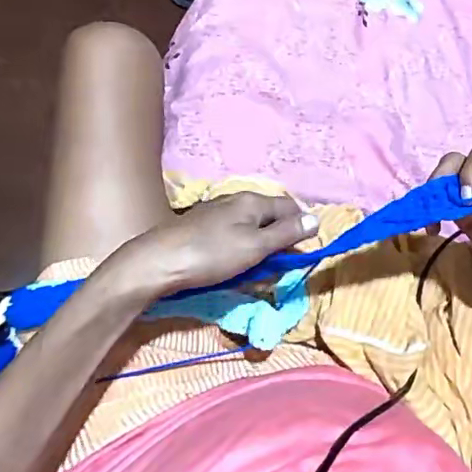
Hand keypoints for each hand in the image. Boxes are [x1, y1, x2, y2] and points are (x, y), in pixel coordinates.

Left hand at [105, 192, 318, 300]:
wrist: (154, 263)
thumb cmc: (210, 255)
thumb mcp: (256, 247)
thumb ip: (287, 233)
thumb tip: (316, 219)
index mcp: (252, 200)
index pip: (290, 206)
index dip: (301, 227)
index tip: (303, 253)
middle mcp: (235, 200)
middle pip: (269, 217)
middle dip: (279, 240)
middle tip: (279, 267)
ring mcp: (215, 212)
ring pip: (250, 227)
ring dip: (259, 248)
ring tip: (255, 271)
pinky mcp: (199, 227)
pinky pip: (232, 235)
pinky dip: (239, 249)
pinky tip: (231, 266)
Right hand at [429, 147, 471, 291]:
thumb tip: (463, 200)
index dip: (471, 169)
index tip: (468, 196)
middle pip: (459, 162)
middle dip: (445, 174)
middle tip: (441, 198)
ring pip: (446, 181)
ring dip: (434, 193)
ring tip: (431, 213)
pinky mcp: (463, 218)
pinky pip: (441, 207)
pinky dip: (431, 214)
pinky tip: (433, 229)